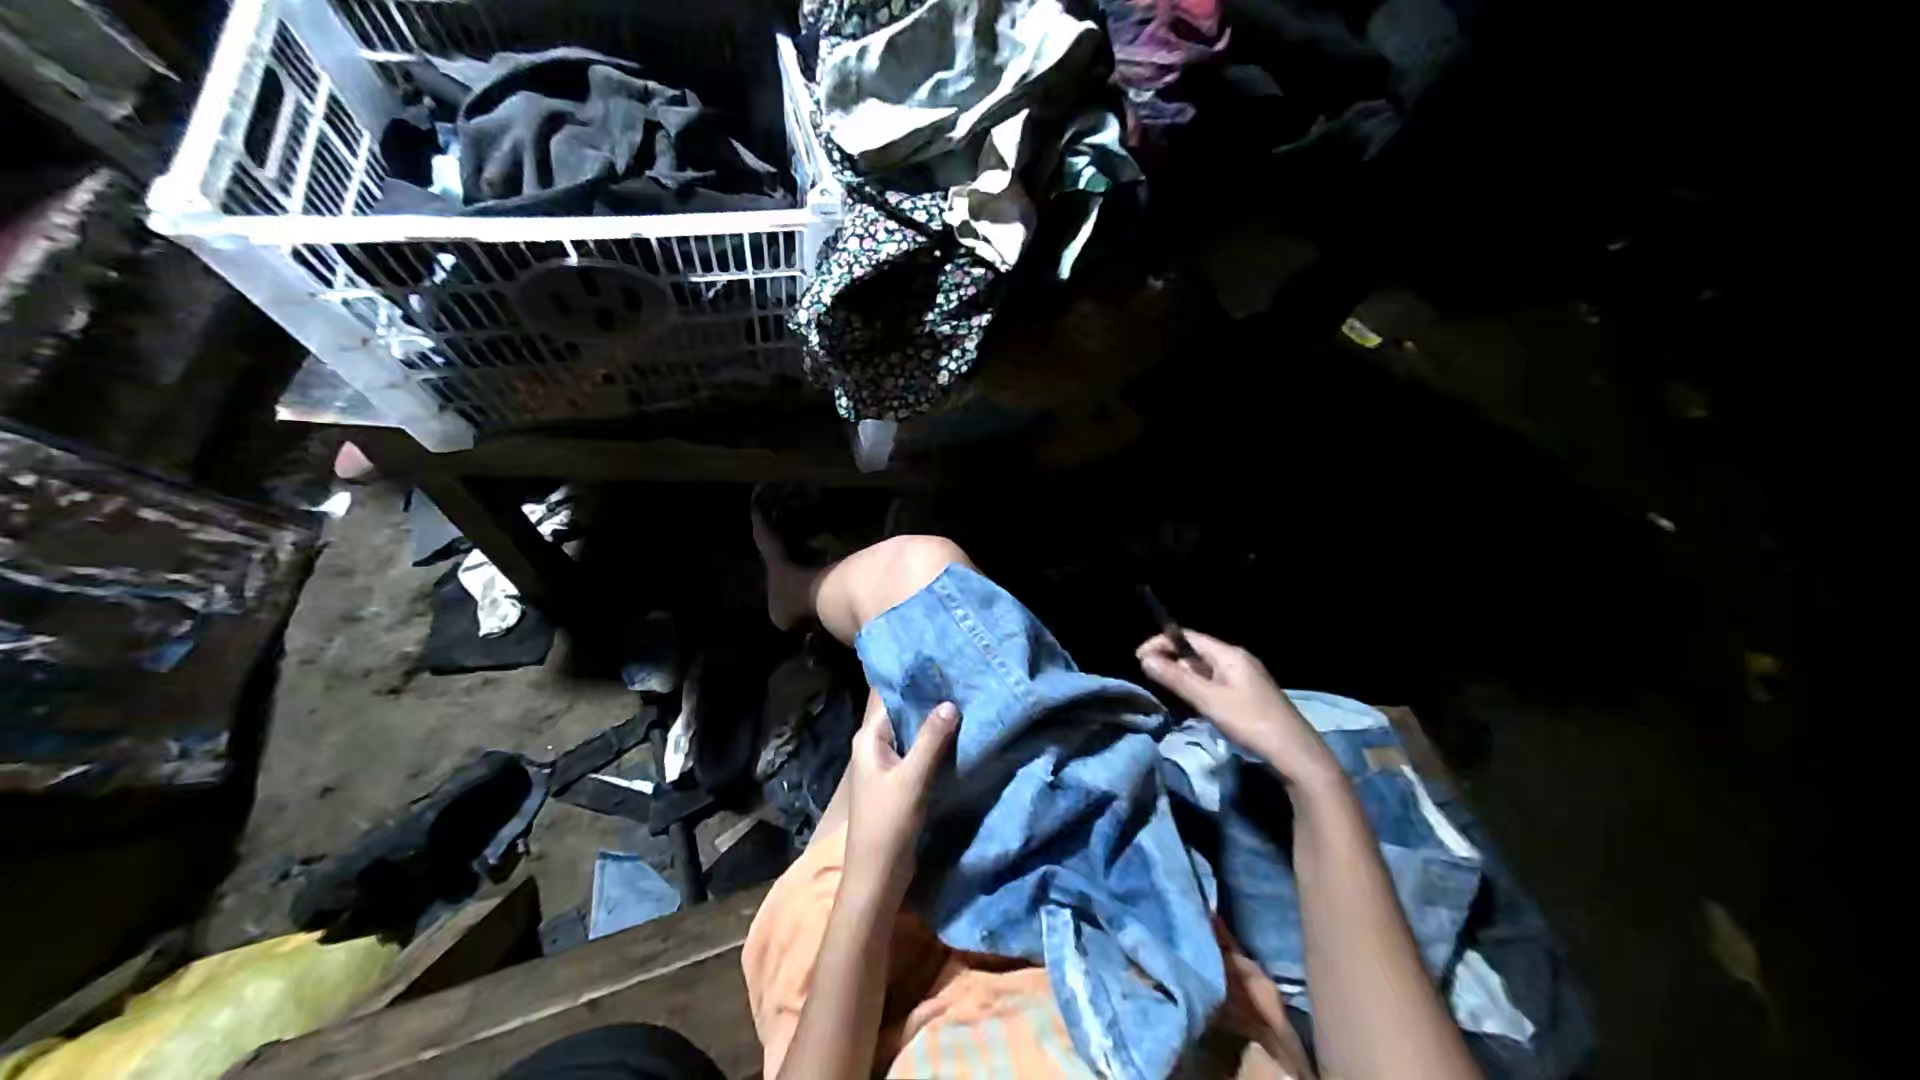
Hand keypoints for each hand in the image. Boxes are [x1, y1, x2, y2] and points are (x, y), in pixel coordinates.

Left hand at [843, 696, 959, 901]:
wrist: (878, 876)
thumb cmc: (888, 823)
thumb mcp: (912, 778)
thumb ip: (931, 740)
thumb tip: (950, 703)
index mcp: (869, 739)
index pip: (891, 698)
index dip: (915, 684)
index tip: (943, 666)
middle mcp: (874, 747)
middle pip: (903, 715)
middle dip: (929, 702)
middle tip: (961, 682)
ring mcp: (887, 765)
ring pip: (912, 735)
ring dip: (934, 725)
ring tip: (966, 703)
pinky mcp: (899, 782)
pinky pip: (918, 754)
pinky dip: (935, 745)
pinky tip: (958, 738)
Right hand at [1137, 630, 1338, 787]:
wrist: (1295, 754)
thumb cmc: (1250, 722)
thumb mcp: (1208, 700)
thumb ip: (1176, 678)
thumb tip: (1145, 659)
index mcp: (1229, 654)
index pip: (1188, 637)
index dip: (1161, 642)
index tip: (1139, 657)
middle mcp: (1237, 659)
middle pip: (1196, 650)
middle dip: (1170, 658)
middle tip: (1147, 673)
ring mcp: (1244, 677)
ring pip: (1204, 667)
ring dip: (1182, 673)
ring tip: (1163, 686)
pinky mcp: (1247, 694)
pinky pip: (1214, 681)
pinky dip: (1197, 685)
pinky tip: (1190, 699)